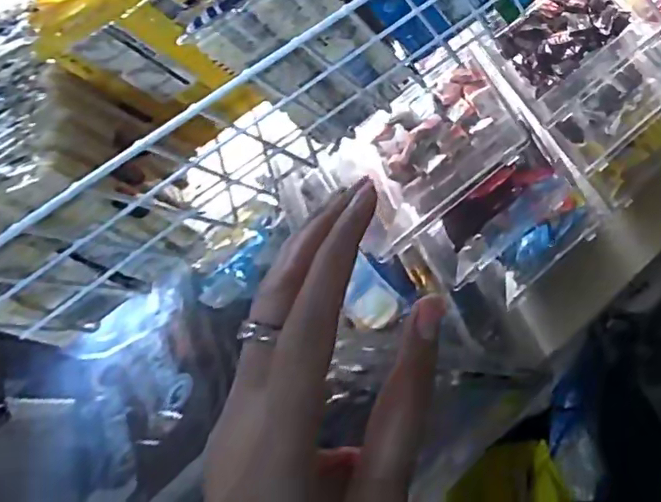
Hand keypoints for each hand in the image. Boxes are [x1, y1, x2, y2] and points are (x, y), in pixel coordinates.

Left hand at [205, 181, 445, 501]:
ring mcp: (231, 413)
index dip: (340, 245)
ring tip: (340, 218)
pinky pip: (265, 336)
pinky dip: (295, 292)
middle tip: (355, 189)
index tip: (368, 196)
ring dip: (302, 257)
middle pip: (275, 297)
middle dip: (314, 232)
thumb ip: (407, 402)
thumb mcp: (382, 494)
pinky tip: (319, 284)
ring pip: (263, 312)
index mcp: (280, 426)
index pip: (311, 311)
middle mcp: (244, 406)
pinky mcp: (236, 420)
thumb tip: (429, 309)